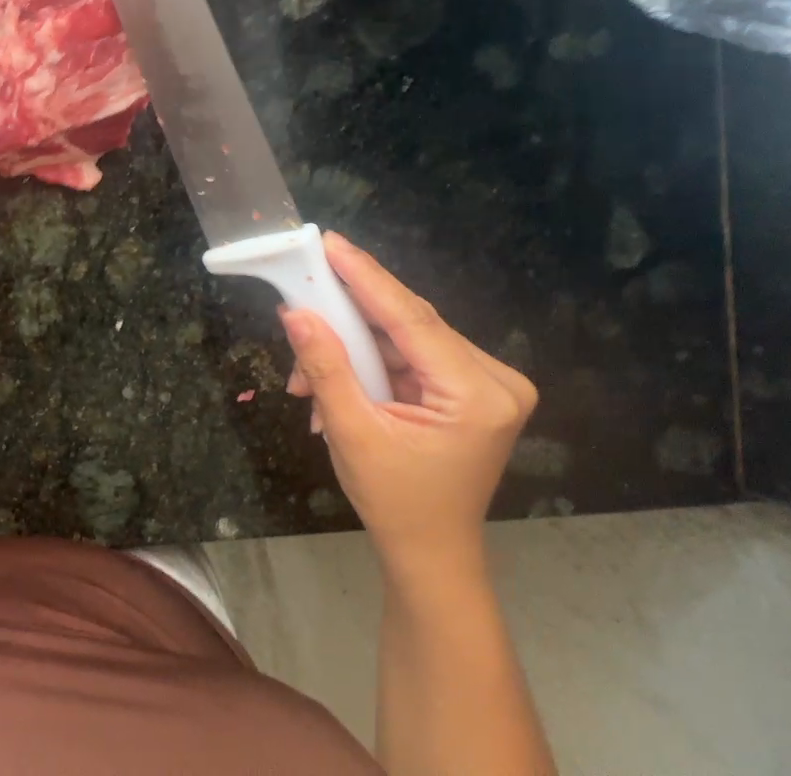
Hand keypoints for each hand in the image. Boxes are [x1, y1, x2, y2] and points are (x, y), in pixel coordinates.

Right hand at [282, 233, 536, 563]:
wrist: (428, 548)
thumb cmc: (393, 498)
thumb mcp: (350, 431)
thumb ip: (325, 368)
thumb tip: (295, 314)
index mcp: (478, 392)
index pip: (411, 319)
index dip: (365, 278)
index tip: (329, 242)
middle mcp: (495, 379)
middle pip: (408, 324)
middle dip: (345, 319)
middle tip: (296, 297)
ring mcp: (486, 385)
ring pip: (402, 340)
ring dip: (348, 350)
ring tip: (304, 380)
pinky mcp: (470, 392)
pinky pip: (407, 358)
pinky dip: (365, 365)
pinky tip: (329, 385)